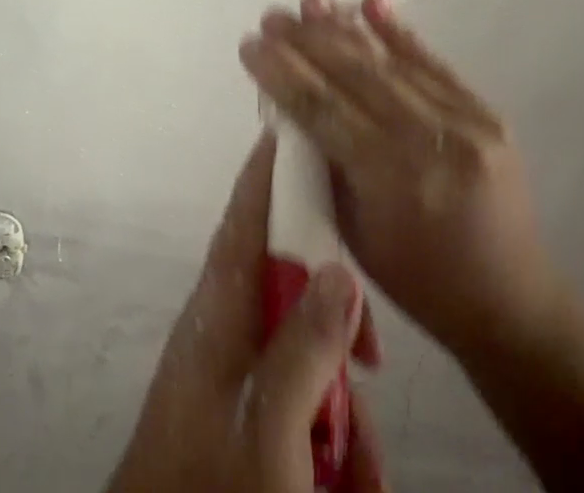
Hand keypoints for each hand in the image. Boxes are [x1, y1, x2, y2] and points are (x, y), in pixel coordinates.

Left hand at [108, 133, 387, 492]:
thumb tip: (339, 272)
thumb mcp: (270, 426)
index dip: (267, 175)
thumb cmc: (211, 484)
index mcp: (218, 317)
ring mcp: (230, 369)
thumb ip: (304, 350)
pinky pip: (296, 394)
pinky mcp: (240, 405)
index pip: (244, 224)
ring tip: (353, 463)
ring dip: (338, 396)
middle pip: (286, 282)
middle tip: (372, 355)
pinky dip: (326, 427)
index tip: (292, 127)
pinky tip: (343, 476)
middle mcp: (222, 329)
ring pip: (303, 349)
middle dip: (336, 319)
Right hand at [237, 0, 570, 357]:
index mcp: (390, 178)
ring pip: (391, 63)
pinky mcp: (488, 115)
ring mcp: (466, 123)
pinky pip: (435, 65)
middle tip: (270, 16)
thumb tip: (293, 108)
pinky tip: (372, 0)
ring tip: (309, 0)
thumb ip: (324, 163)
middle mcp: (430, 141)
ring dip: (344, 28)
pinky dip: (400, 33)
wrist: (510, 302)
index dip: (281, 73)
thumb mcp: (351, 229)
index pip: (322, 109)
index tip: (250, 46)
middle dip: (305, 41)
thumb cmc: (416, 281)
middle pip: (354, 75)